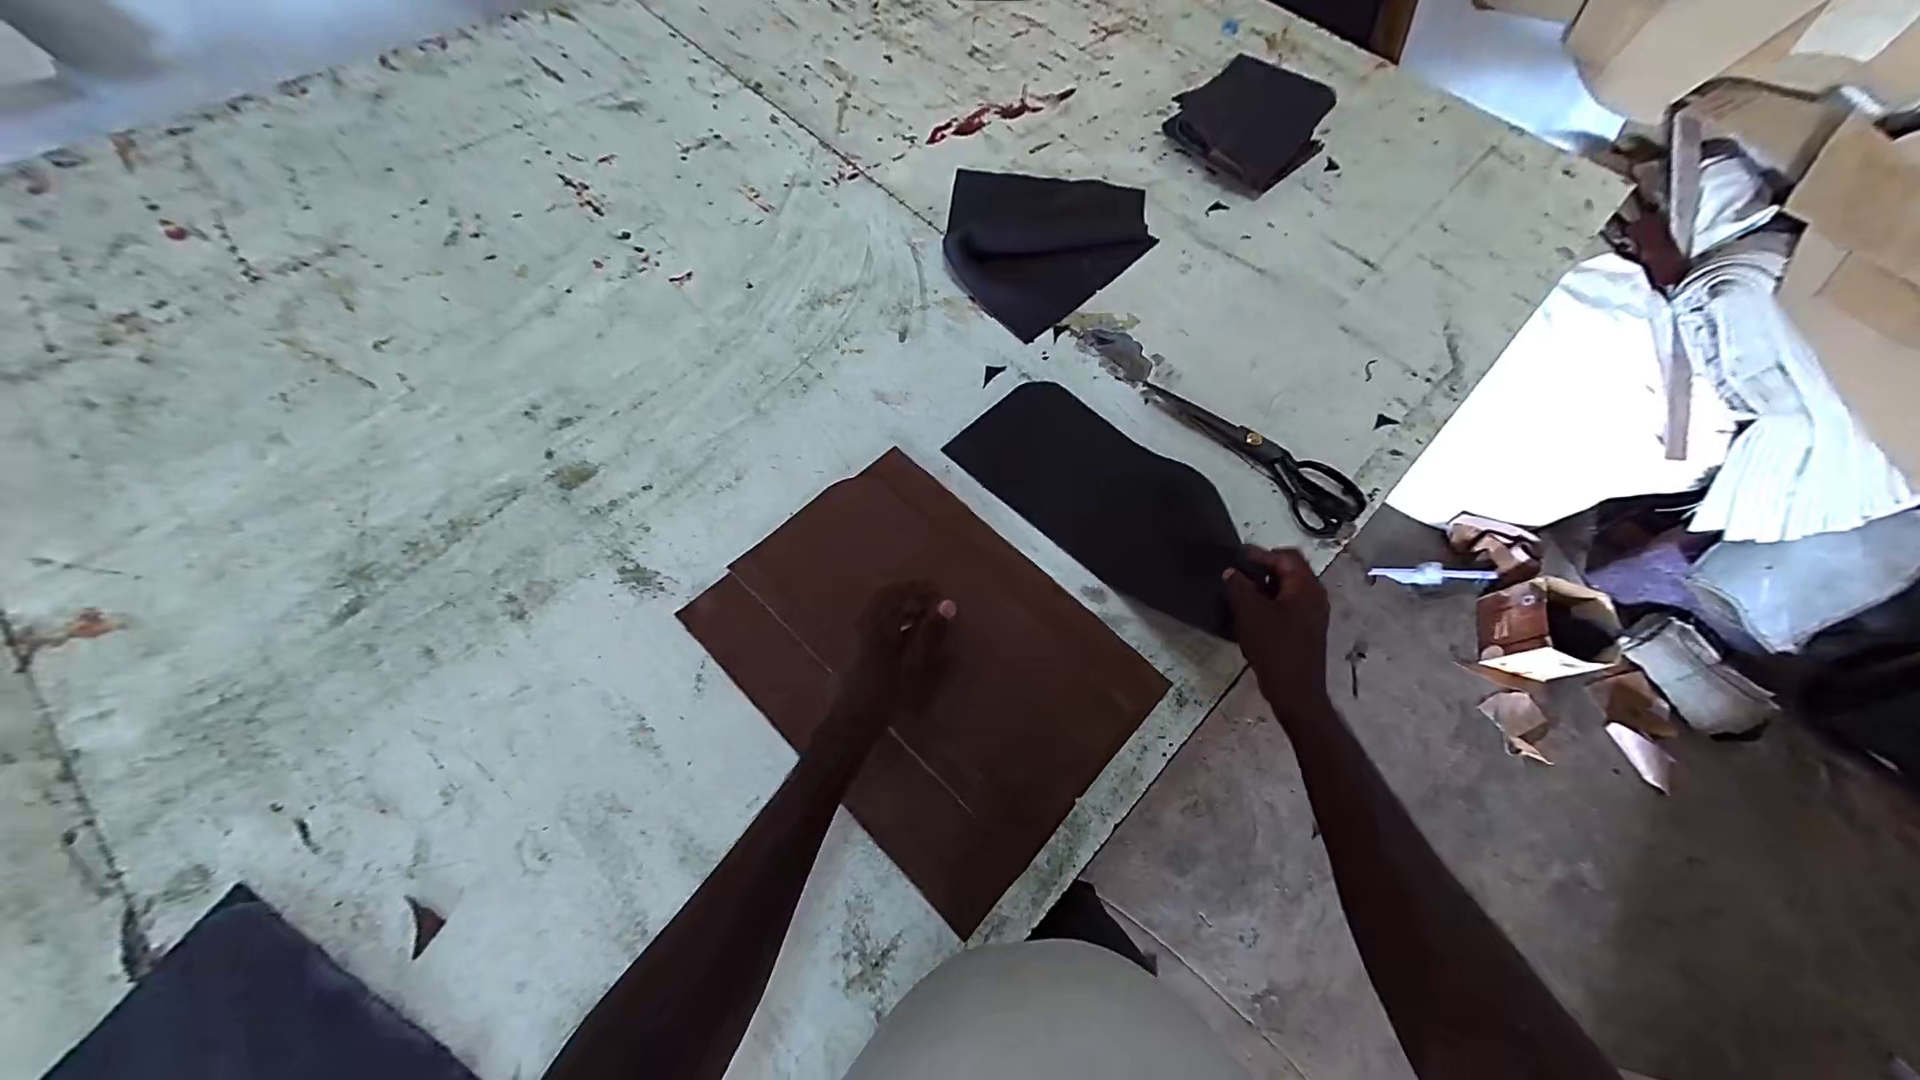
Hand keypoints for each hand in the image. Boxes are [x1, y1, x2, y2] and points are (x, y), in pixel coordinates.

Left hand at [829, 581, 955, 737]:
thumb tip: (946, 606)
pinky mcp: (858, 643)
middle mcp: (866, 622)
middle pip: (887, 595)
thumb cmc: (887, 693)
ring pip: (880, 606)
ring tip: (923, 611)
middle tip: (931, 596)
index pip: (900, 594)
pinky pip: (876, 617)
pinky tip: (907, 627)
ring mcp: (859, 632)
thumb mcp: (914, 664)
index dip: (921, 589)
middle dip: (910, 592)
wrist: (855, 718)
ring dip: (901, 603)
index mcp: (880, 625)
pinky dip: (893, 614)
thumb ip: (930, 632)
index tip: (940, 592)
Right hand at [1223, 547, 1331, 720]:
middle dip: (1262, 570)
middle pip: (1290, 571)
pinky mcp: (1306, 631)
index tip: (1237, 557)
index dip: (1261, 553)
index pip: (1286, 557)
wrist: (1294, 690)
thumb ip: (1238, 587)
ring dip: (1264, 587)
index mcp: (1306, 588)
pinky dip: (1270, 603)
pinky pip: (1288, 606)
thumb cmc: (1274, 647)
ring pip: (1288, 590)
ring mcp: (1313, 615)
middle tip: (1237, 574)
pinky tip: (1251, 615)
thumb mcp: (1249, 613)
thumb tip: (1231, 572)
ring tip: (1239, 594)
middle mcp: (1315, 597)